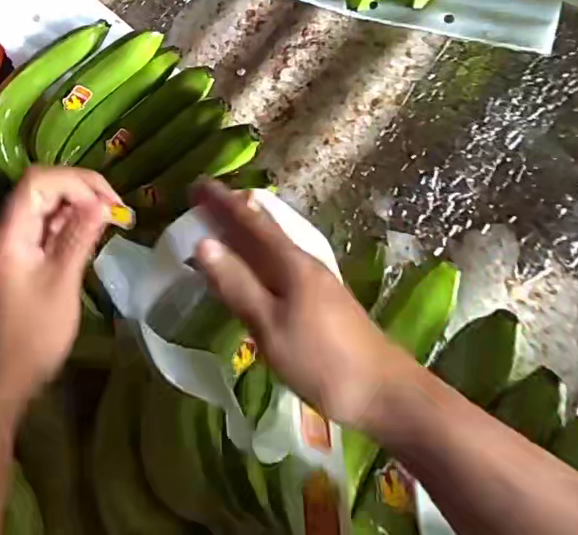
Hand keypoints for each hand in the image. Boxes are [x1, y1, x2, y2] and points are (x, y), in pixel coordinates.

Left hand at [0, 167, 120, 410]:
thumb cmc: (28, 339)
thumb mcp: (60, 285)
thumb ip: (78, 237)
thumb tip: (101, 202)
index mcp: (9, 234)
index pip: (38, 181)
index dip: (76, 181)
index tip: (109, 201)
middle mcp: (7, 234)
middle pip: (42, 189)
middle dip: (82, 190)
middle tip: (116, 209)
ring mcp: (12, 249)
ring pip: (46, 209)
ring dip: (79, 207)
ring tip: (111, 220)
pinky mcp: (20, 264)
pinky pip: (46, 230)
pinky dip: (70, 226)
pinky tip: (91, 237)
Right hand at [187, 181, 420, 434]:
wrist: (382, 390)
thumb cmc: (322, 360)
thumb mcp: (270, 327)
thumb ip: (237, 285)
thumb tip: (203, 243)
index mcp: (289, 261)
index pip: (249, 220)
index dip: (222, 202)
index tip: (196, 185)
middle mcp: (302, 260)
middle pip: (262, 225)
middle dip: (231, 210)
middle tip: (200, 201)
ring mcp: (313, 278)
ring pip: (271, 243)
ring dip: (244, 230)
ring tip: (220, 224)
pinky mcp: (317, 297)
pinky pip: (277, 260)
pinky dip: (256, 252)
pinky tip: (252, 265)